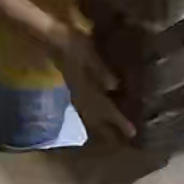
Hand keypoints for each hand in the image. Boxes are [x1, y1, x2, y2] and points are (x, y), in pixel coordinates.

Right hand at [49, 29, 134, 144]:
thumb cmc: (72, 41)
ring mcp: (76, 95)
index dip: (120, 121)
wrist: (50, 38)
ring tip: (112, 141)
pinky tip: (97, 124)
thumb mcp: (89, 52)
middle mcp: (82, 96)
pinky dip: (93, 121)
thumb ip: (101, 70)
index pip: (107, 108)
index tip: (133, 133)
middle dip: (111, 133)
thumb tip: (114, 86)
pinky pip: (84, 112)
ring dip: (101, 131)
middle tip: (125, 145)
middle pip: (99, 120)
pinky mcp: (73, 92)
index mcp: (87, 87)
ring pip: (90, 119)